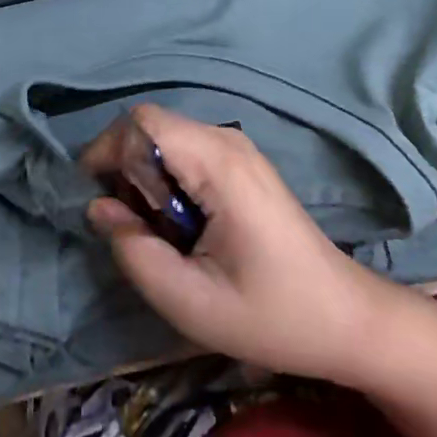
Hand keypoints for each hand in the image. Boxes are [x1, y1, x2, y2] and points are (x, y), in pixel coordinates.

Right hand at [79, 103, 388, 382]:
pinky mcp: (240, 163)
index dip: (108, 150)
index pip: (143, 122)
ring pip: (166, 138)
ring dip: (144, 177)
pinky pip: (185, 152)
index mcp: (218, 163)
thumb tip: (98, 208)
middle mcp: (227, 140)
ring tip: (153, 232)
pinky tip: (178, 226)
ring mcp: (237, 148)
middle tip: (126, 224)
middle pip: (152, 126)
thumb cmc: (270, 313)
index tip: (95, 199)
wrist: (341, 314)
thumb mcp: (188, 300)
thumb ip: (134, 250)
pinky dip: (166, 180)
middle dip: (123, 167)